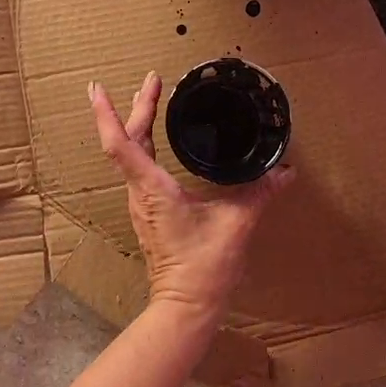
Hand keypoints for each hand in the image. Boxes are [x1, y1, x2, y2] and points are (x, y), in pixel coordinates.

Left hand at [89, 73, 291, 320]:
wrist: (186, 307)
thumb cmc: (204, 268)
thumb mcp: (237, 223)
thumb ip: (261, 192)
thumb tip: (285, 171)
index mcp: (153, 188)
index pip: (121, 143)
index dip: (109, 113)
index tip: (99, 87)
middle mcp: (140, 193)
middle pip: (127, 141)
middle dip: (137, 107)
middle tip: (152, 79)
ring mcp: (142, 204)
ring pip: (131, 156)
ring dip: (137, 125)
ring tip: (149, 100)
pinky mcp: (150, 213)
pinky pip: (138, 170)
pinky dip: (143, 145)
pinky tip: (155, 141)